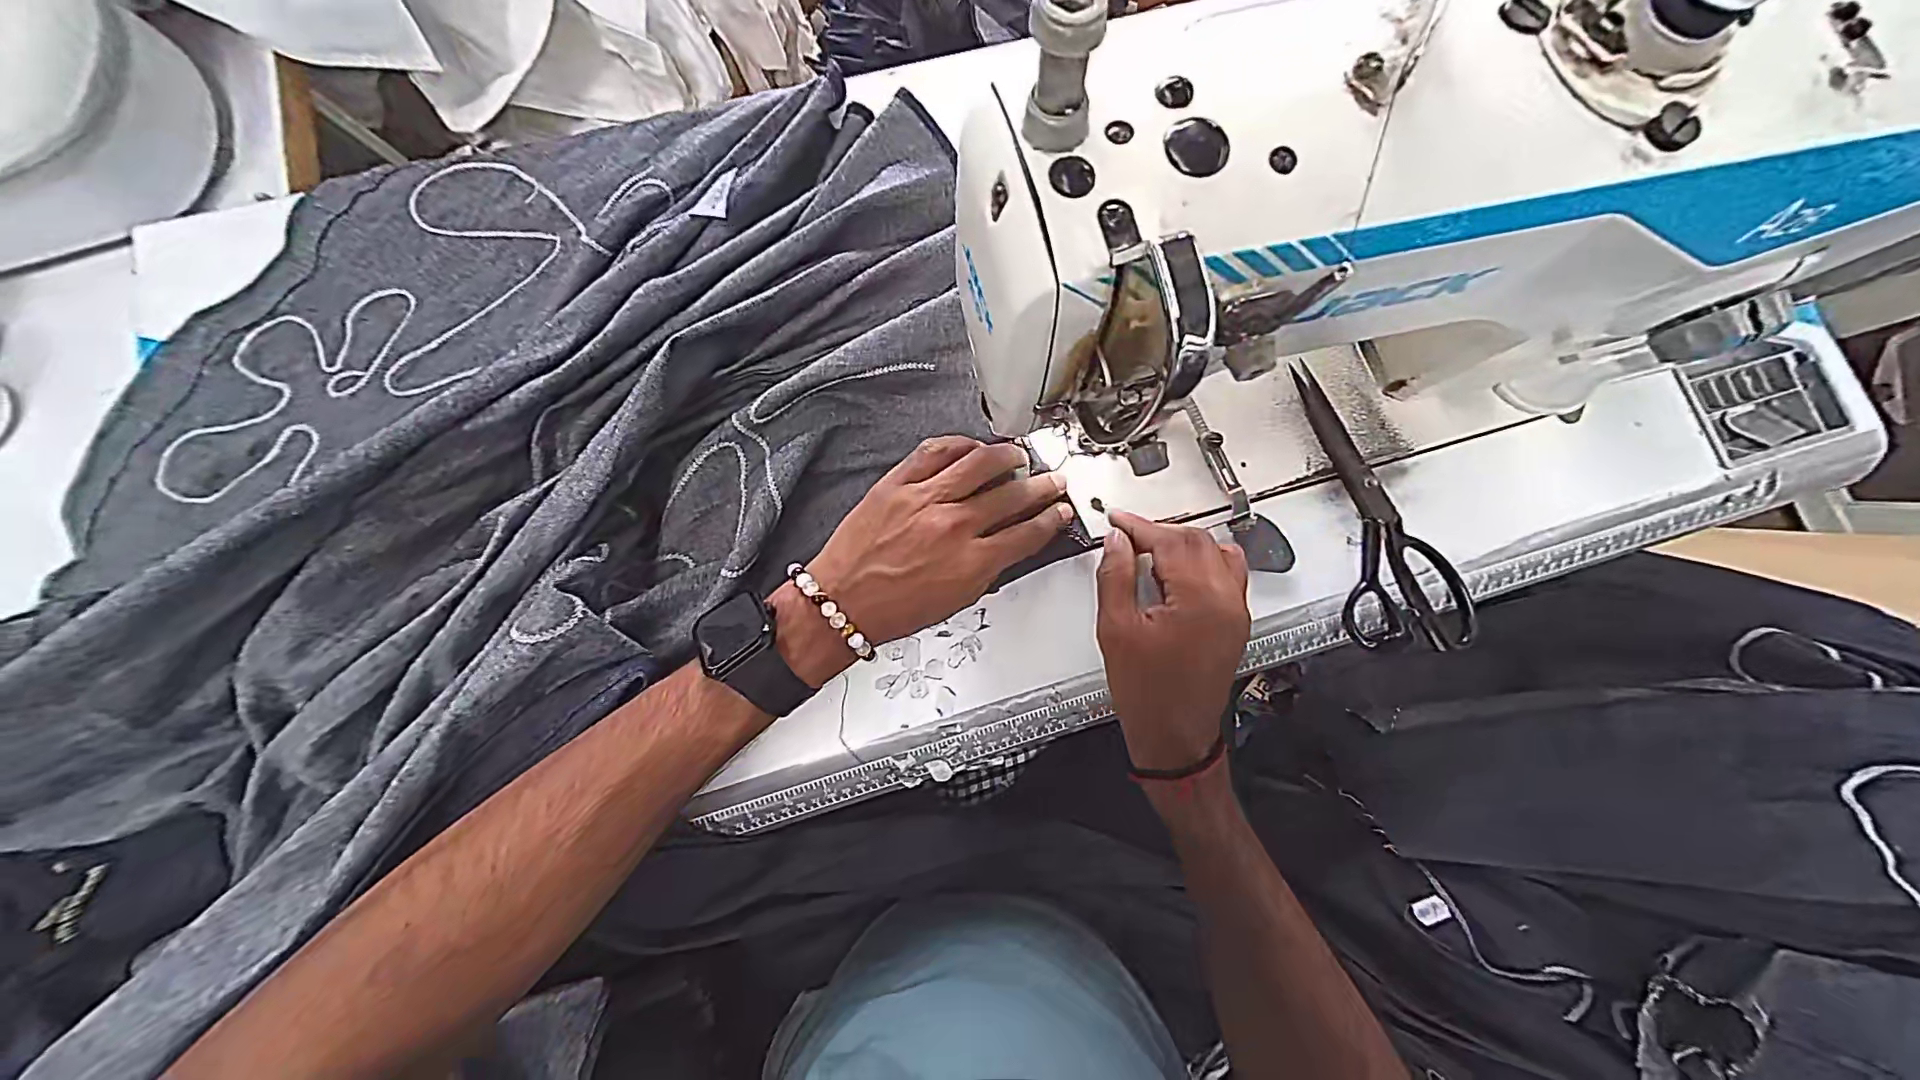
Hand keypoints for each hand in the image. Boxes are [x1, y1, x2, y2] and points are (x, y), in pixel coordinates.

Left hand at [771, 436, 1072, 685]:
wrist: (842, 602)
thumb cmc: (893, 609)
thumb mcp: (957, 599)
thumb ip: (989, 568)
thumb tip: (1009, 544)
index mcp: (972, 562)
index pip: (1028, 532)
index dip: (1051, 518)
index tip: (1059, 510)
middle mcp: (952, 526)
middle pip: (1013, 494)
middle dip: (1042, 485)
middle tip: (1052, 480)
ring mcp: (924, 499)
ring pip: (980, 462)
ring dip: (1008, 456)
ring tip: (1018, 455)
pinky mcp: (897, 483)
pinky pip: (936, 451)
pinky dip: (960, 444)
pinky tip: (971, 447)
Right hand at [1095, 511, 1250, 771]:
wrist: (1174, 734)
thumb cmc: (1149, 694)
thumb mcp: (1115, 629)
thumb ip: (1115, 576)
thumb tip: (1117, 543)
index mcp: (1200, 599)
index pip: (1170, 541)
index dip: (1138, 526)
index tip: (1118, 520)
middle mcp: (1227, 601)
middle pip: (1196, 541)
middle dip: (1158, 532)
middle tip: (1126, 536)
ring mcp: (1236, 611)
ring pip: (1214, 552)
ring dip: (1181, 544)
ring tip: (1147, 552)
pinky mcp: (1235, 621)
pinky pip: (1227, 573)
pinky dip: (1201, 561)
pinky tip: (1176, 571)